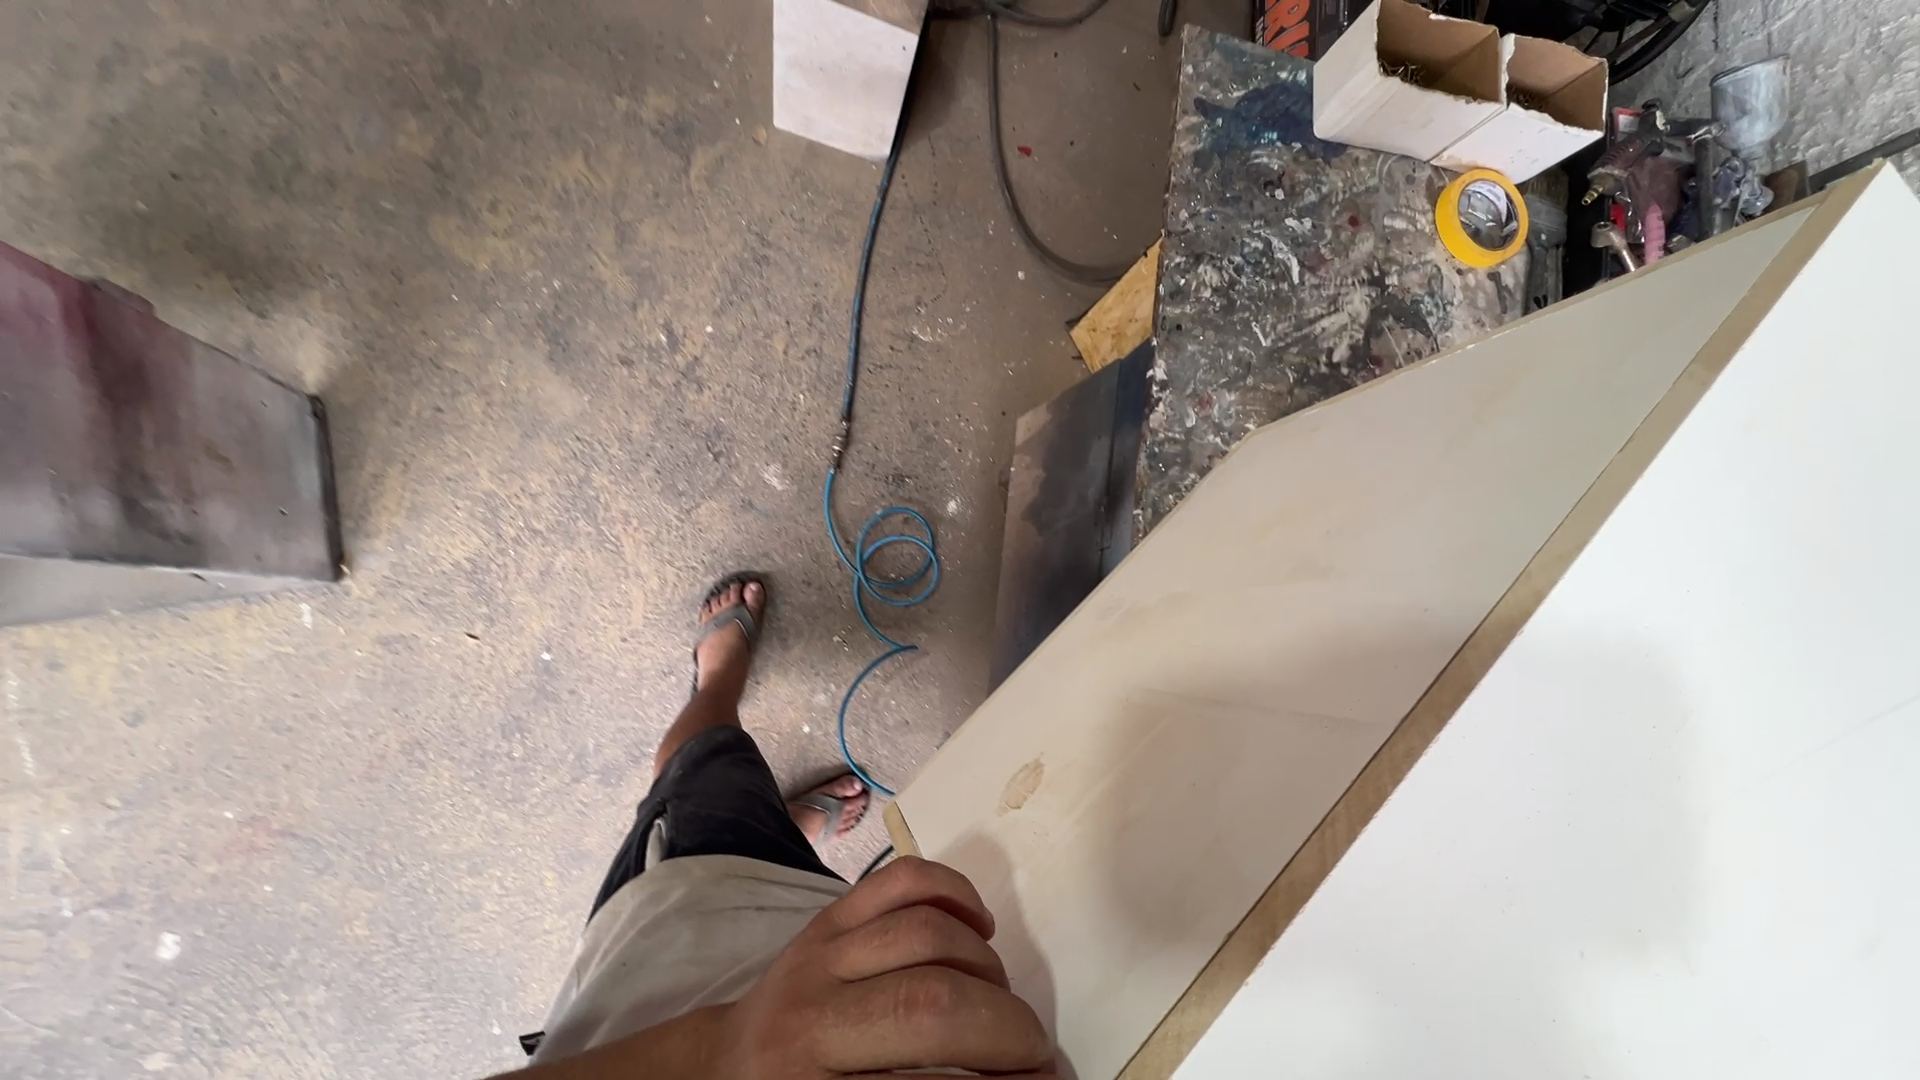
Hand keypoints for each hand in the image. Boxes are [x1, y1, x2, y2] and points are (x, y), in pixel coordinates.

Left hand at [715, 855, 1055, 1078]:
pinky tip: (981, 928)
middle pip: (929, 1005)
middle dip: (1005, 1028)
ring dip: (987, 971)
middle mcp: (812, 1019)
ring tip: (1001, 1002)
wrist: (725, 1067)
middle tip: (1035, 1051)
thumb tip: (1025, 1079)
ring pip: (925, 935)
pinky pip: (902, 880)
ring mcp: (820, 951)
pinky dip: (955, 893)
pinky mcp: (831, 911)